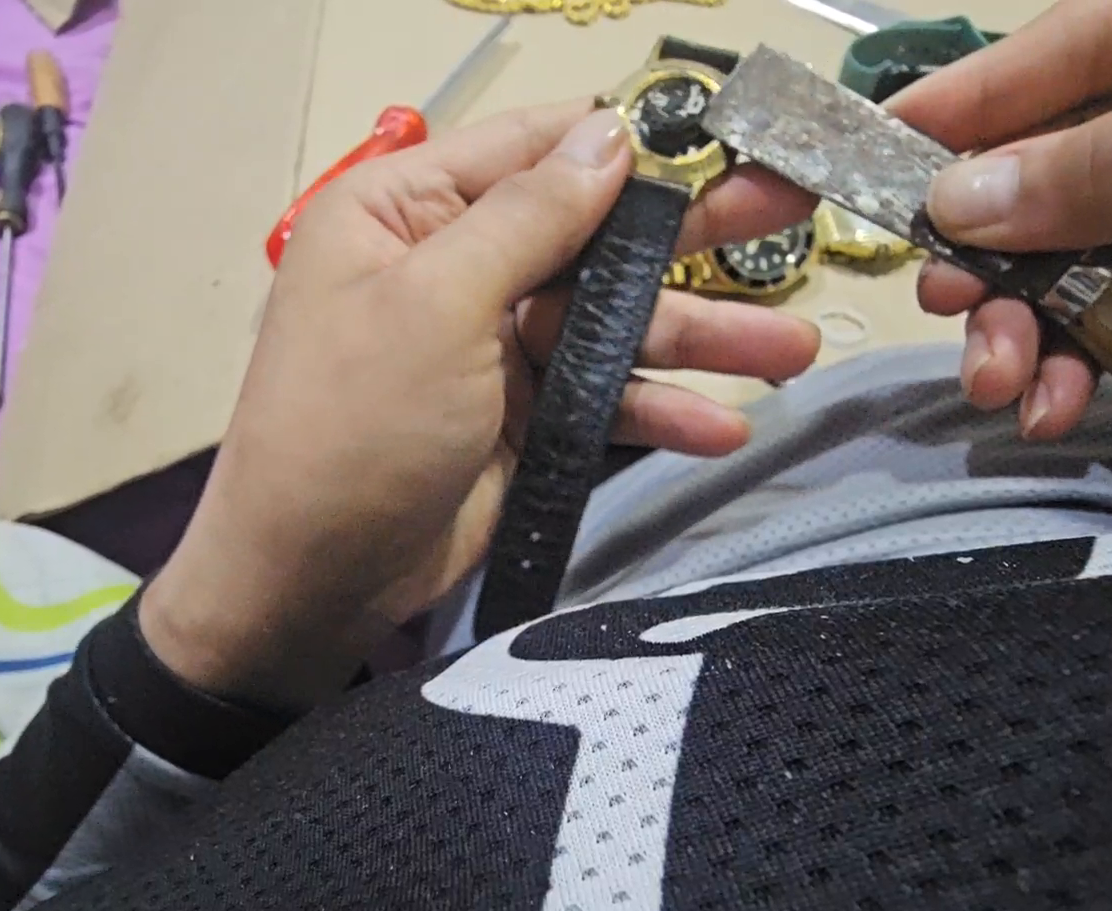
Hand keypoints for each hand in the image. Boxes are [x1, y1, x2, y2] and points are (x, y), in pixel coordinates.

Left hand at [141, 102, 817, 709]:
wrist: (317, 574)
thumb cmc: (354, 424)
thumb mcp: (434, 304)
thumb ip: (526, 219)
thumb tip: (608, 135)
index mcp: (409, 215)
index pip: (533, 150)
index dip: (628, 142)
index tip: (728, 135)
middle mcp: (455, 273)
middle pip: (590, 238)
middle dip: (690, 236)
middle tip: (795, 209)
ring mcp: (493, 353)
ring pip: (609, 329)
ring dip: (697, 341)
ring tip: (791, 350)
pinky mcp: (521, 424)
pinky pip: (601, 403)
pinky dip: (655, 414)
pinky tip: (720, 426)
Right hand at [890, 0, 1111, 439]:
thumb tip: (967, 197)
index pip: (1089, 38)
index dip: (975, 97)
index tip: (877, 154)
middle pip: (1046, 165)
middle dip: (984, 246)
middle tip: (945, 299)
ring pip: (1052, 257)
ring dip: (1006, 328)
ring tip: (996, 380)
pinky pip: (1092, 322)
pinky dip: (1058, 370)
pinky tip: (1047, 404)